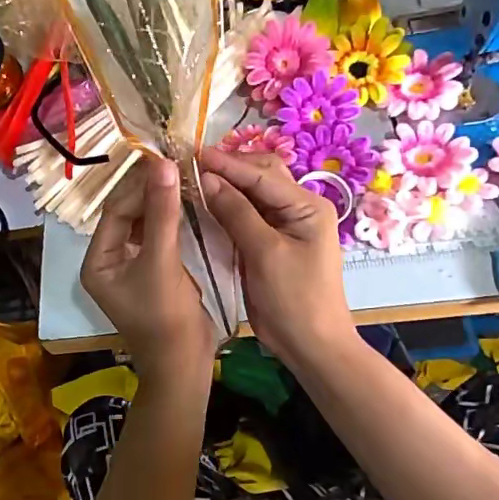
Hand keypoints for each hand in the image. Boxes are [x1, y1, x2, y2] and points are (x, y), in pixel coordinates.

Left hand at [81, 157, 216, 372]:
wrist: (185, 364)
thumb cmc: (165, 317)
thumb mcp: (161, 262)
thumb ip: (162, 214)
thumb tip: (164, 165)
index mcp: (98, 261)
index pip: (116, 212)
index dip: (140, 188)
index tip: (168, 164)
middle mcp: (110, 262)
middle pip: (129, 216)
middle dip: (152, 194)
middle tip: (180, 168)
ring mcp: (133, 268)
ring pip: (146, 226)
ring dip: (164, 206)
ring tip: (187, 181)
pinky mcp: (156, 274)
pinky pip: (161, 239)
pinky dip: (174, 222)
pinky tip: (191, 206)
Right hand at [198, 147, 354, 363]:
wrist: (311, 345)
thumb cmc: (295, 300)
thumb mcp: (265, 253)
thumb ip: (237, 213)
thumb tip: (206, 178)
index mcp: (307, 206)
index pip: (262, 175)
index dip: (226, 163)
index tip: (190, 153)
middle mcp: (298, 209)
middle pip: (259, 178)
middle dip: (226, 170)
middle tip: (187, 166)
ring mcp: (284, 227)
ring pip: (251, 197)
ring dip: (224, 189)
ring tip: (190, 180)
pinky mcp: (269, 245)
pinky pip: (246, 218)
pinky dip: (226, 210)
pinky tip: (202, 206)